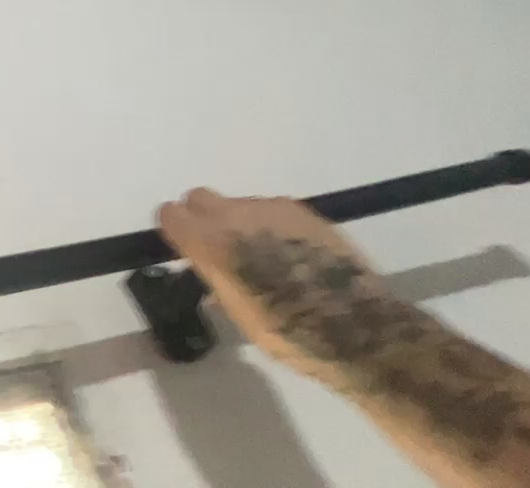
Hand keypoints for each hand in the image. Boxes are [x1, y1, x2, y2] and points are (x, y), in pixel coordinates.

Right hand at [157, 189, 426, 387]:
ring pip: (239, 205)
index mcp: (209, 243)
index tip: (187, 247)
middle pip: (200, 197)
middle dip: (204, 217)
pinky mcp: (301, 209)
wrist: (359, 327)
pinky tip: (296, 255)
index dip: (176, 229)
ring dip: (243, 224)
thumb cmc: (290, 332)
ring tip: (270, 258)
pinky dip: (274, 226)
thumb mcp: (238, 314)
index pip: (170, 214)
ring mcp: (269, 208)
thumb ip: (215, 278)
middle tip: (223, 247)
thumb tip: (207, 267)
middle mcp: (233, 216)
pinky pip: (273, 210)